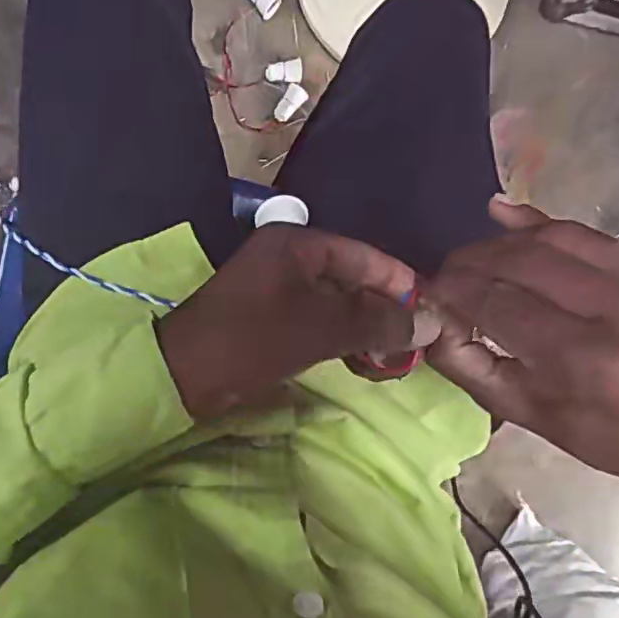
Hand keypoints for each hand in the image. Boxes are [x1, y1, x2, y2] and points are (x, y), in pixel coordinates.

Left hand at [157, 225, 422, 418]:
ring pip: (334, 305)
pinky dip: (338, 339)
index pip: (365, 256)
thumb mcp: (323, 328)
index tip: (431, 314)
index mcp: (297, 245)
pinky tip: (357, 362)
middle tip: (412, 345)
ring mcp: (275, 289)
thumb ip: (379, 322)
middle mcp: (287, 259)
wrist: (186, 372)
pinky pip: (314, 322)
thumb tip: (432, 323)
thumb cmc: (255, 338)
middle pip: (351, 280)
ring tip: (388, 361)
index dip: (400, 284)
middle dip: (382, 313)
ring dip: (362, 331)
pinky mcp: (267, 318)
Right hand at [423, 199, 618, 491]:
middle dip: (475, 259)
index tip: (428, 287)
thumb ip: (465, 361)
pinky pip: (593, 239)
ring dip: (505, 241)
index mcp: (589, 365)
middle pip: (530, 263)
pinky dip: (543, 227)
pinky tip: (504, 217)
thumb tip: (431, 314)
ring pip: (561, 239)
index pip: (503, 304)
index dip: (457, 289)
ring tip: (474, 254)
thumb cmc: (601, 435)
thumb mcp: (522, 411)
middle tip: (445, 269)